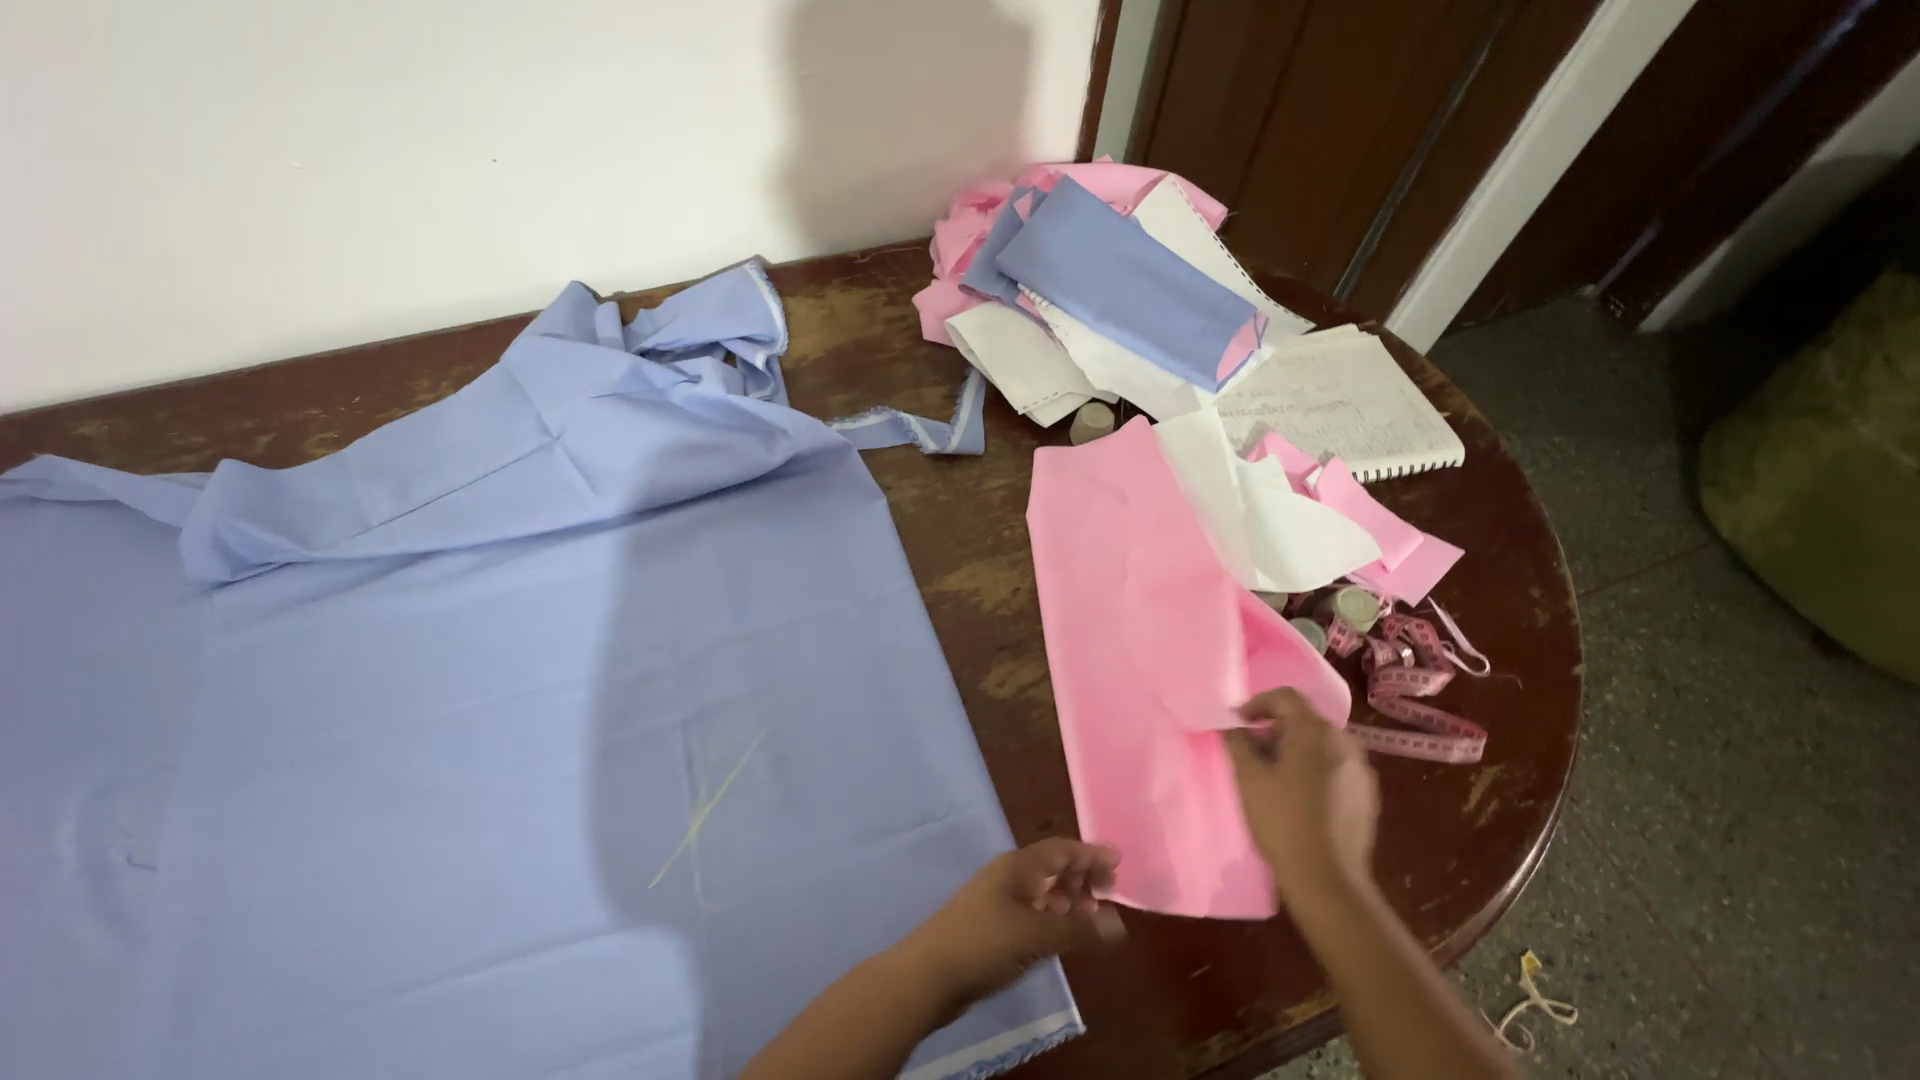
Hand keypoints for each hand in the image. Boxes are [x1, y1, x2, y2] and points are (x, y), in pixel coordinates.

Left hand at [897, 838, 1125, 1012]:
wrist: (927, 976)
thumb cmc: (983, 944)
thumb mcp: (1036, 935)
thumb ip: (1078, 929)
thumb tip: (1119, 925)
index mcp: (1017, 867)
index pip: (1061, 849)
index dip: (1090, 854)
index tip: (1119, 862)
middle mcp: (1008, 877)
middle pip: (1051, 868)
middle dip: (1081, 877)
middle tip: (1110, 893)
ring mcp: (997, 902)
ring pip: (1041, 893)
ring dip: (1068, 900)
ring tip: (1093, 916)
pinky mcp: (991, 929)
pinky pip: (1031, 915)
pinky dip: (1052, 920)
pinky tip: (1062, 937)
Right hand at [1226, 689, 1379, 903]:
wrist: (1328, 879)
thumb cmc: (1283, 822)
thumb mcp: (1249, 779)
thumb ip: (1237, 742)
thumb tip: (1232, 724)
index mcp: (1316, 732)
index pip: (1286, 697)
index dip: (1258, 703)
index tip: (1238, 723)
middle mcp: (1346, 742)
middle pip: (1305, 720)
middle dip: (1275, 729)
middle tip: (1252, 752)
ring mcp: (1362, 770)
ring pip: (1322, 745)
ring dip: (1295, 750)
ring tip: (1274, 777)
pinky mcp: (1368, 795)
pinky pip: (1336, 768)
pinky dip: (1315, 770)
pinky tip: (1300, 798)